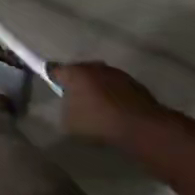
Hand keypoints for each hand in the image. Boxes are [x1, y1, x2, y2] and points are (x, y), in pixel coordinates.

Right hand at [51, 61, 168, 144]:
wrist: (142, 127)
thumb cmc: (98, 121)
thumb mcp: (68, 120)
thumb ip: (65, 106)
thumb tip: (69, 102)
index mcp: (76, 72)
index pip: (56, 70)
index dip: (53, 78)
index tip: (54, 87)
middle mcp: (96, 67)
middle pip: (80, 71)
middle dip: (76, 81)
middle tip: (74, 98)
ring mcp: (118, 74)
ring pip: (100, 77)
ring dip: (96, 87)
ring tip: (96, 106)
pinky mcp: (135, 84)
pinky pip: (116, 87)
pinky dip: (112, 94)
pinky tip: (113, 110)